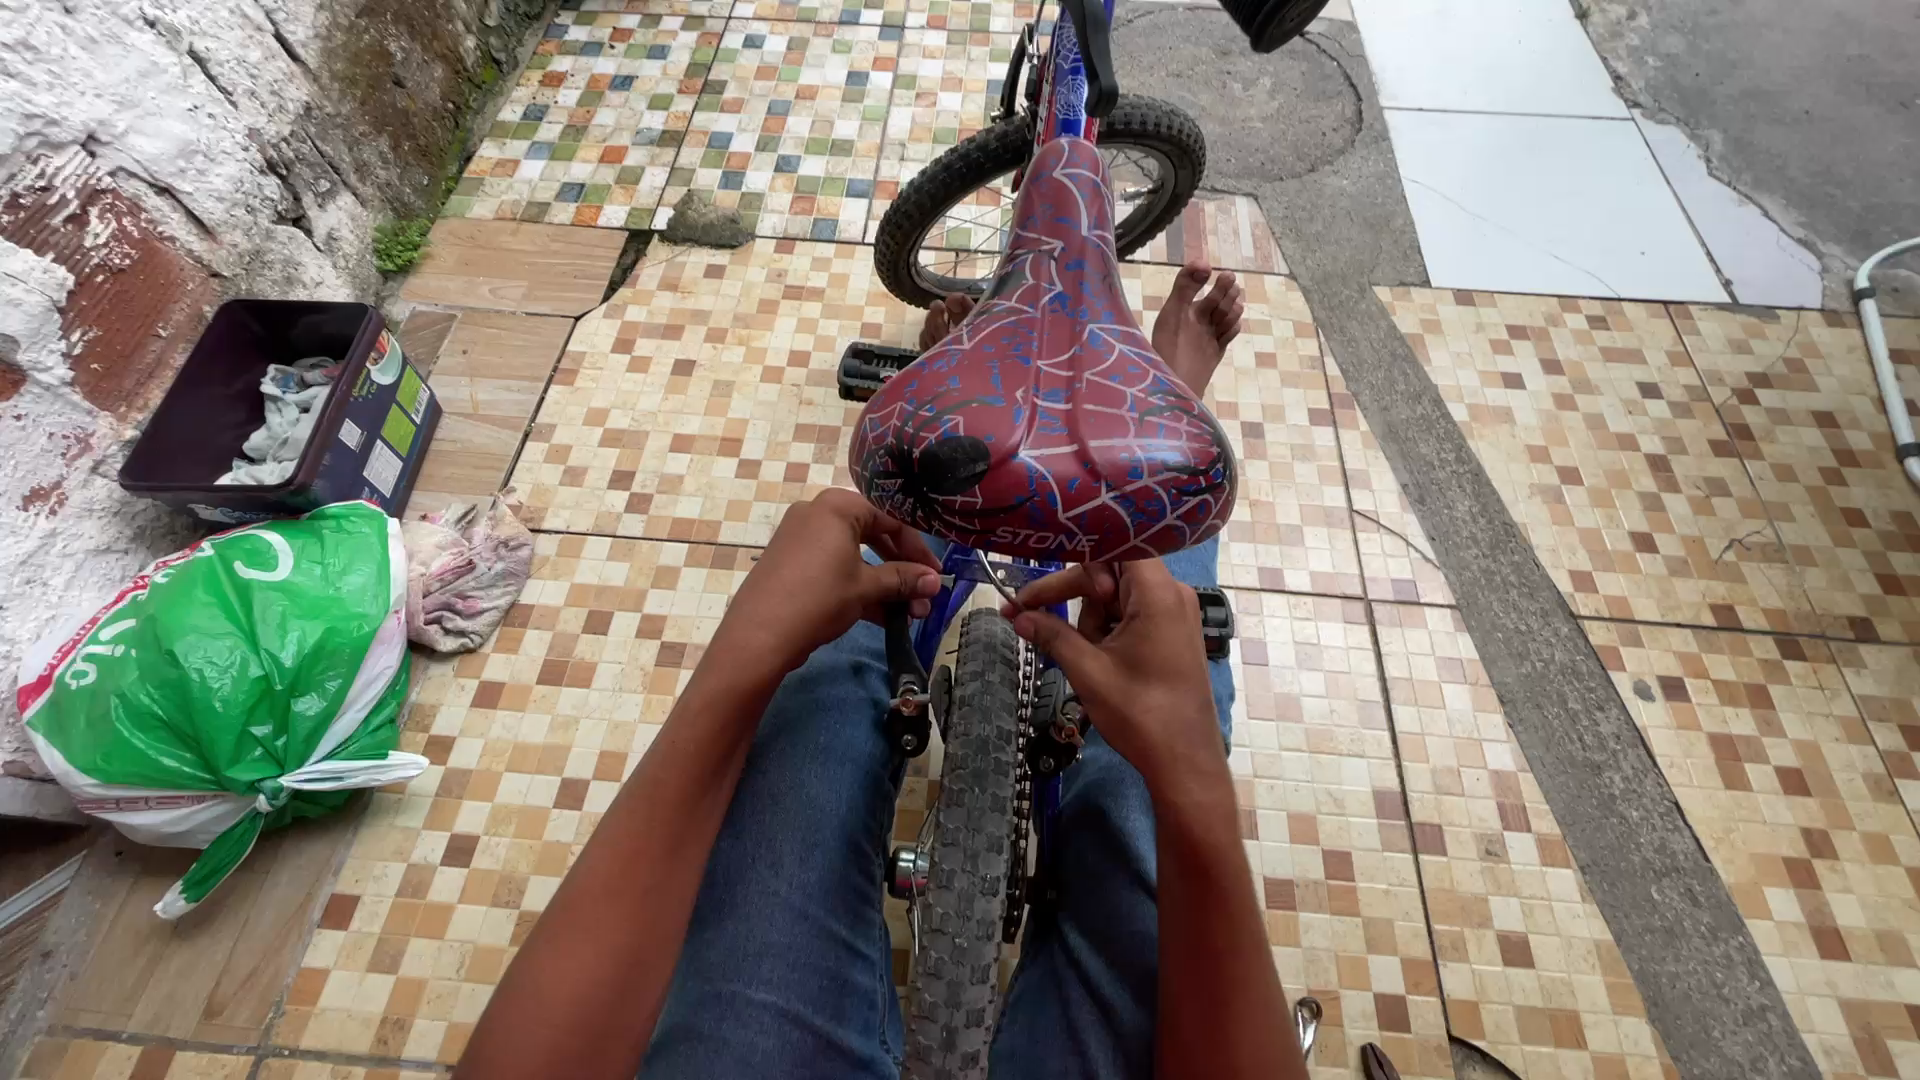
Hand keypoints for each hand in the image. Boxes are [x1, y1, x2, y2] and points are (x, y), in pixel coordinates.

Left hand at [721, 489, 942, 670]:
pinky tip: (883, 617)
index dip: (918, 550)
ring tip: (908, 615)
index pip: (891, 519)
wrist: (759, 635)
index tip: (935, 576)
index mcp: (838, 507)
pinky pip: (836, 569)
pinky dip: (859, 588)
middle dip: (902, 570)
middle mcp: (818, 514)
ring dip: (885, 585)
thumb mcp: (866, 588)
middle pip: (874, 536)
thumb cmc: (819, 598)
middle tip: (924, 597)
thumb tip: (936, 582)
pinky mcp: (793, 564)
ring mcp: (803, 539)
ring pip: (856, 557)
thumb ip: (903, 580)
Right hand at [1001, 560, 1223, 792]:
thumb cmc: (1140, 713)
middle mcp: (1171, 594)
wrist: (1184, 762)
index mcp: (1157, 593)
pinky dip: (1105, 632)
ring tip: (1085, 660)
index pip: (1111, 547)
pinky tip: (1094, 660)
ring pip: (1114, 597)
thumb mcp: (1088, 670)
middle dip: (1071, 596)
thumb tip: (1016, 616)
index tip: (1042, 587)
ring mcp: (1173, 614)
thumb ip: (1051, 634)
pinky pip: (1128, 615)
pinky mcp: (1170, 634)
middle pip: (1108, 572)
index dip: (1073, 563)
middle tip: (1025, 616)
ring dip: (1089, 621)